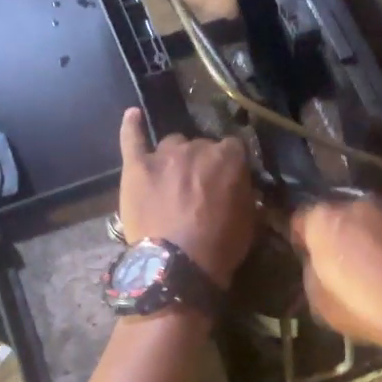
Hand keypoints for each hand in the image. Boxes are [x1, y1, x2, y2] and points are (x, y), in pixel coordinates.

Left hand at [118, 109, 254, 286]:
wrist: (177, 266)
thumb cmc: (219, 247)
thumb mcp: (249, 221)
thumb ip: (245, 193)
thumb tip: (242, 186)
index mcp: (228, 158)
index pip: (234, 148)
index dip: (231, 165)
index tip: (229, 180)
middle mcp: (197, 147)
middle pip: (201, 146)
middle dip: (203, 163)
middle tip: (201, 187)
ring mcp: (164, 155)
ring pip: (172, 144)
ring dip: (176, 157)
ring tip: (173, 178)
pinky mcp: (137, 167)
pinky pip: (132, 138)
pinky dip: (132, 126)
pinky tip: (133, 115)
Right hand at [288, 198, 381, 348]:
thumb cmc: (364, 307)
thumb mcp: (320, 302)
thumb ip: (312, 273)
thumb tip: (319, 263)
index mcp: (323, 221)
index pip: (302, 219)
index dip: (302, 239)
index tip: (307, 258)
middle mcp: (354, 206)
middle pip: (335, 216)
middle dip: (334, 234)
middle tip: (337, 264)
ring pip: (364, 221)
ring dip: (361, 237)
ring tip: (367, 268)